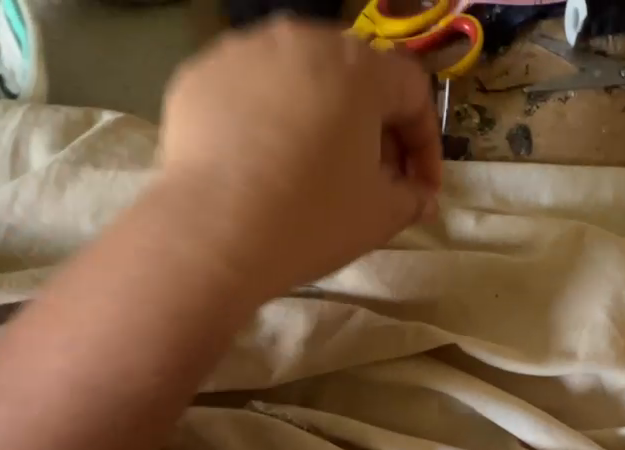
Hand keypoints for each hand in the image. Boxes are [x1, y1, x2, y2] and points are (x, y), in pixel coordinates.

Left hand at [155, 17, 442, 299]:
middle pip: (353, 78)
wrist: (212, 235)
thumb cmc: (312, 220)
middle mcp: (302, 39)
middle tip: (369, 182)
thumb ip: (410, 199)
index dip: (425, 145)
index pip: (413, 91)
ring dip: (316, 121)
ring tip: (311, 172)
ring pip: (297, 81)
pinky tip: (261, 168)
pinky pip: (248, 94)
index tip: (420, 190)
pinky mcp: (199, 75)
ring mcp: (244, 51)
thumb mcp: (379, 217)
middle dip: (370, 130)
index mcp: (359, 66)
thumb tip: (419, 197)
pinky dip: (264, 123)